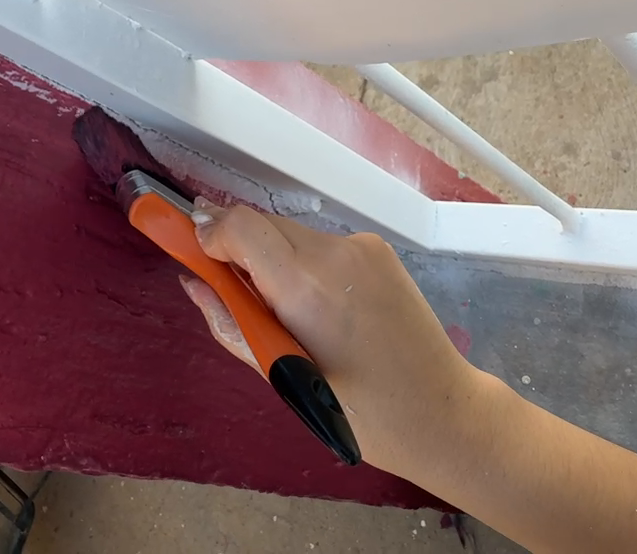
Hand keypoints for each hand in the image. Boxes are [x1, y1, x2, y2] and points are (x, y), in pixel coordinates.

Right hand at [181, 198, 486, 478]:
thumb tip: (193, 283)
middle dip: (236, 245)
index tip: (192, 247)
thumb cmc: (361, 413)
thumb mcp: (283, 378)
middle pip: (262, 224)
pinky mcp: (376, 248)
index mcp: (306, 287)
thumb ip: (229, 322)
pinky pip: (319, 243)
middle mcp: (334, 252)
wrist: (443, 411)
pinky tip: (316, 302)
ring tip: (279, 304)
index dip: (209, 231)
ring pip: (289, 232)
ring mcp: (360, 246)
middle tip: (225, 280)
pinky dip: (303, 261)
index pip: (241, 225)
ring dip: (270, 255)